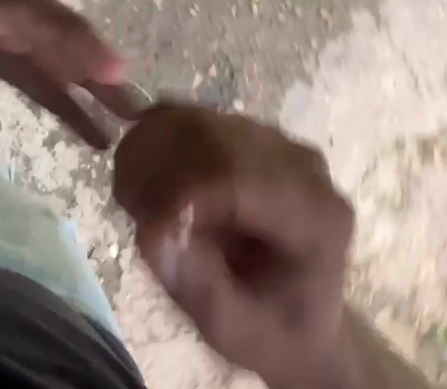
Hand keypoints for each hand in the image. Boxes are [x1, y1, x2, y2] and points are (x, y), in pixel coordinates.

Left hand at [0, 0, 138, 248]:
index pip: (18, 10)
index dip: (68, 36)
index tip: (112, 71)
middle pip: (35, 28)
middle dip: (85, 66)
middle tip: (134, 111)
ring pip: (23, 45)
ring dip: (66, 80)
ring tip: (108, 127)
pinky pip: (2, 58)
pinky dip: (34, 82)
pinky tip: (58, 111)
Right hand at [113, 105, 354, 388]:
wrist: (292, 312)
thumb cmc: (267, 328)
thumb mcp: (238, 331)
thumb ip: (202, 289)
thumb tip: (156, 233)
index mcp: (317, 214)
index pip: (236, 175)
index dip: (176, 192)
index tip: (143, 228)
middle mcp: (299, 163)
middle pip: (207, 135)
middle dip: (154, 169)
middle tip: (129, 211)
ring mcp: (271, 139)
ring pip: (188, 119)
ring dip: (146, 153)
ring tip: (134, 203)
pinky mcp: (242, 129)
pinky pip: (183, 116)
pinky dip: (151, 141)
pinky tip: (144, 182)